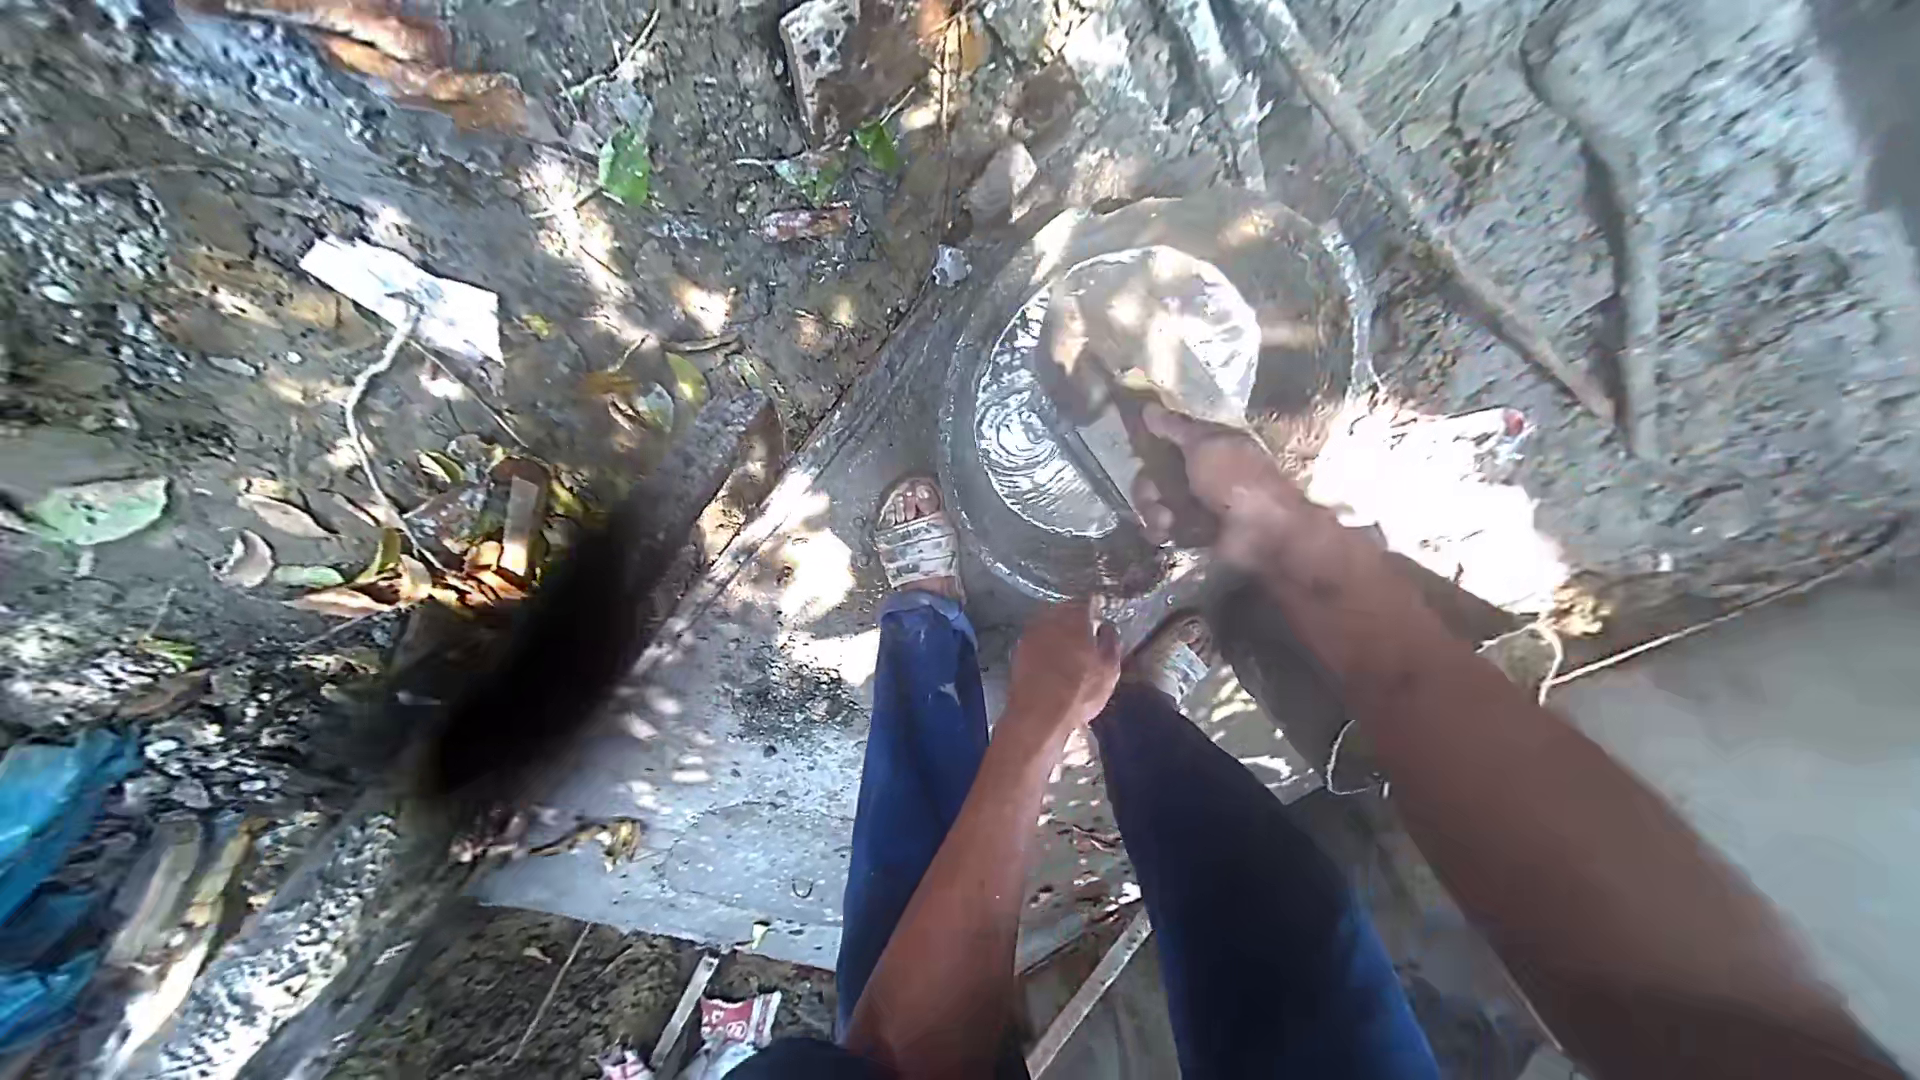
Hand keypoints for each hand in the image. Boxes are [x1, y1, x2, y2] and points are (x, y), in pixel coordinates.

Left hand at [1005, 599, 1122, 732]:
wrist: (1038, 714)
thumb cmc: (1079, 692)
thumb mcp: (1109, 670)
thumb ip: (1110, 643)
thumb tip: (1107, 628)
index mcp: (1074, 619)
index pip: (1086, 604)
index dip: (1094, 610)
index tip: (1099, 618)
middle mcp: (1050, 620)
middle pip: (1064, 610)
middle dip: (1074, 618)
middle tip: (1084, 632)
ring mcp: (1031, 634)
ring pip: (1047, 623)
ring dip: (1057, 630)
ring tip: (1068, 647)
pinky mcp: (1018, 650)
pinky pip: (1036, 639)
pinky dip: (1044, 644)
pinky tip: (1050, 659)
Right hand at [1132, 405, 1311, 568]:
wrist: (1262, 532)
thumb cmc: (1236, 479)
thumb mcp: (1206, 444)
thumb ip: (1175, 426)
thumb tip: (1148, 407)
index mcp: (1208, 446)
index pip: (1167, 439)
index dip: (1148, 443)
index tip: (1134, 448)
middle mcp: (1198, 473)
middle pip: (1152, 474)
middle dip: (1146, 487)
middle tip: (1154, 495)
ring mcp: (1193, 504)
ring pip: (1152, 501)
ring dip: (1152, 510)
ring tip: (1166, 521)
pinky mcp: (1189, 531)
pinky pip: (1158, 527)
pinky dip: (1158, 530)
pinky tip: (1166, 532)